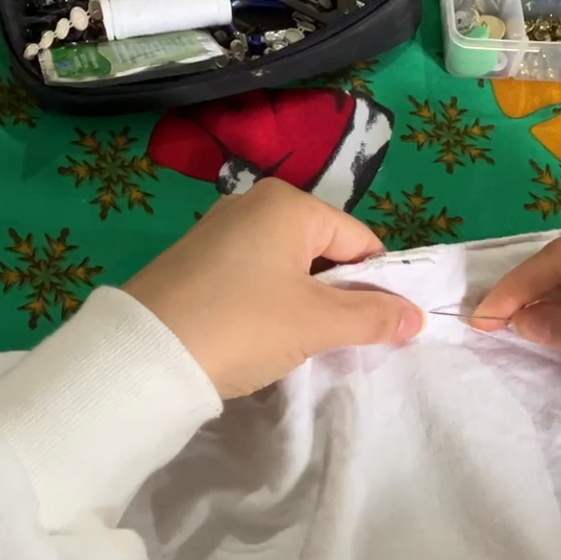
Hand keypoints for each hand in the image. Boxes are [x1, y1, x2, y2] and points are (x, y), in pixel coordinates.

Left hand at [125, 179, 423, 398]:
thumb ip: (372, 316)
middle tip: (332, 337)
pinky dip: (266, 301)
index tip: (378, 326)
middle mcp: (252, 204)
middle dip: (336, 293)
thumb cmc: (243, 324)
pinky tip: (256, 333)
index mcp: (288, 204)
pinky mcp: (194, 259)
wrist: (144, 355)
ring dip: (302, 301)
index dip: (376, 283)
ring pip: (287, 265)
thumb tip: (416, 317)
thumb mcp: (316, 323)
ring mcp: (218, 230)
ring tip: (293, 339)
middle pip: (322, 250)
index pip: (358, 240)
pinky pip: (252, 274)